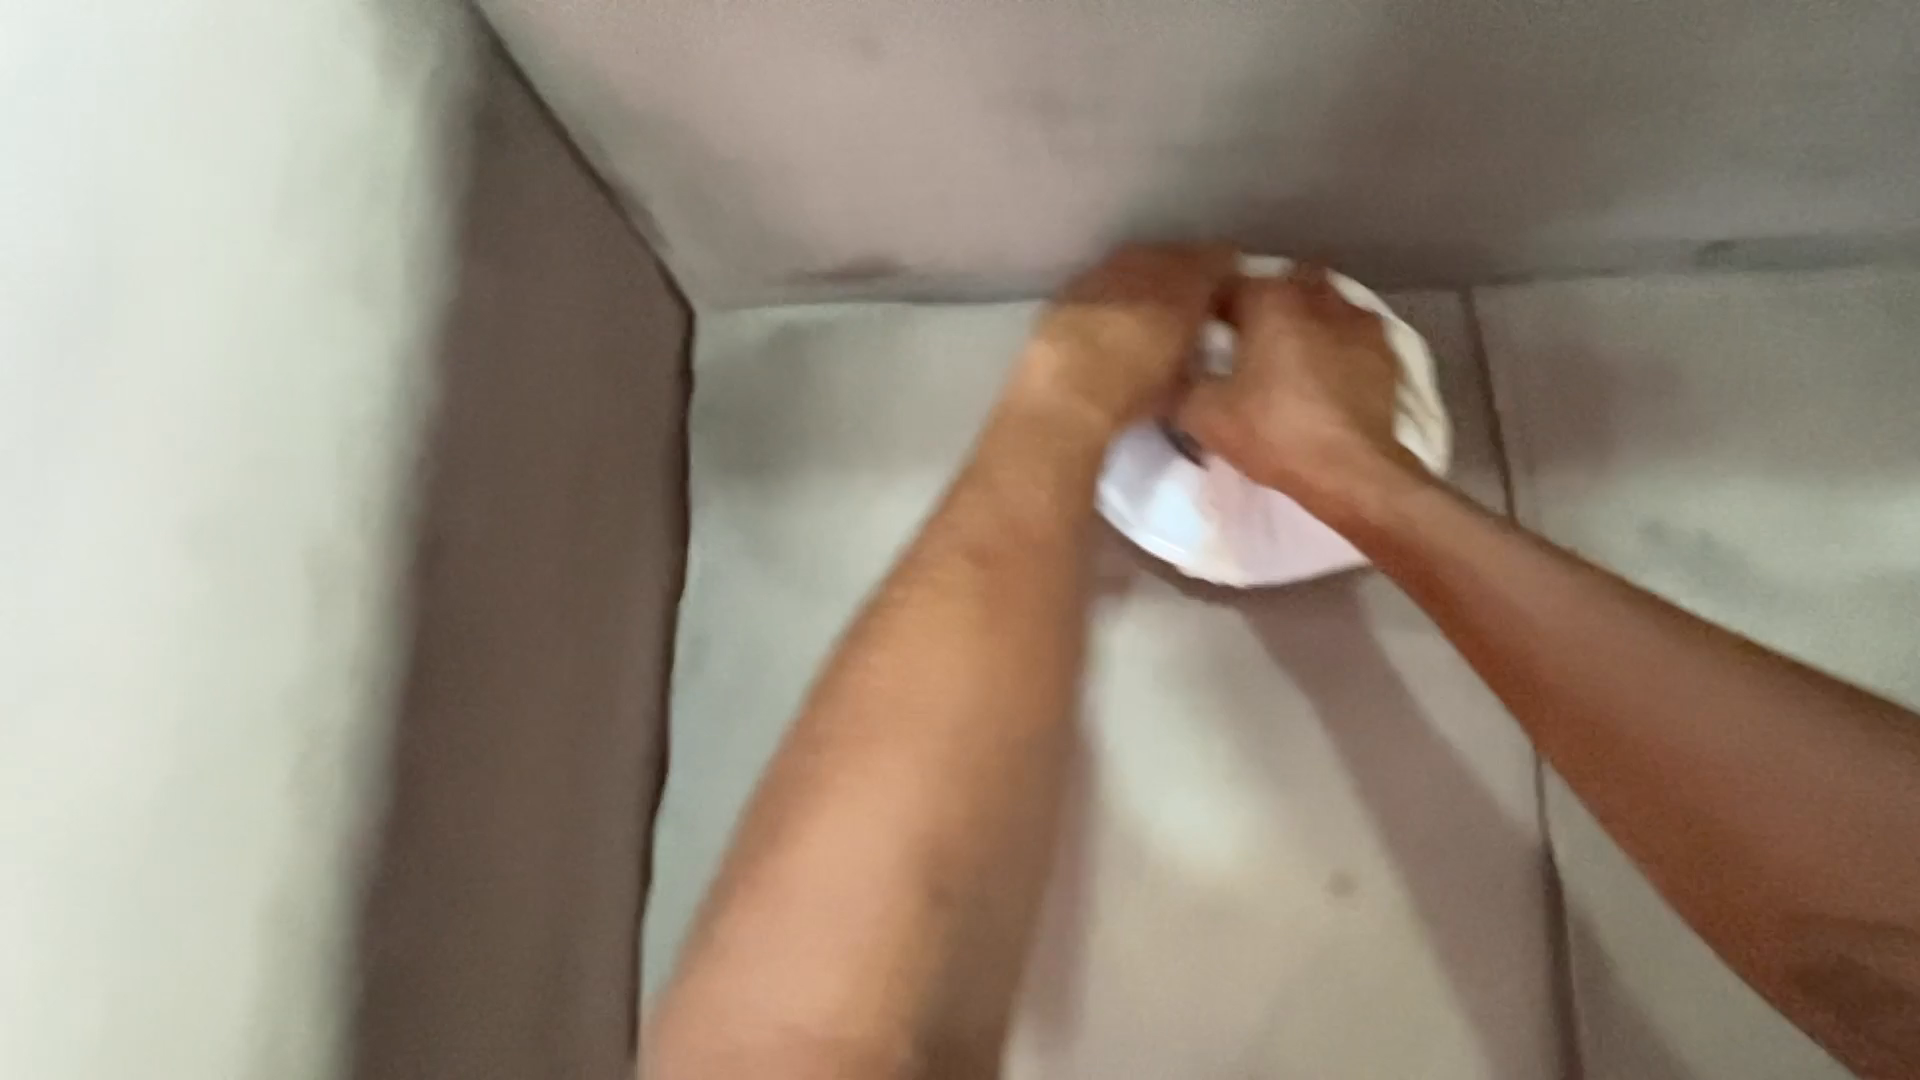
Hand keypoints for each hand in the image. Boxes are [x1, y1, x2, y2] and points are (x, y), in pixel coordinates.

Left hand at [1013, 243, 1236, 434]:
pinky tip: (1101, 326)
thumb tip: (1196, 351)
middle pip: (1176, 257)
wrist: (1067, 390)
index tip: (1222, 303)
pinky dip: (1105, 299)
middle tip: (1181, 313)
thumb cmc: (1137, 387)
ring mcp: (1106, 269)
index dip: (1224, 280)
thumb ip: (1197, 353)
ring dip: (1141, 286)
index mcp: (1190, 278)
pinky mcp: (1070, 287)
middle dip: (1182, 279)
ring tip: (1139, 320)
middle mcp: (1149, 260)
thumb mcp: (1184, 379)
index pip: (1221, 258)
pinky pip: (1099, 284)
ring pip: (1135, 265)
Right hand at [1178, 264, 1428, 512]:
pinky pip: (1349, 334)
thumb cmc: (1271, 433)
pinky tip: (1323, 374)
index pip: (1227, 285)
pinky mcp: (1386, 350)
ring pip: (1321, 304)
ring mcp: (1358, 320)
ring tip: (1286, 357)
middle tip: (1244, 342)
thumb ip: (1179, 383)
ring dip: (1302, 321)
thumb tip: (1168, 372)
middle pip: (1280, 286)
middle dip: (1262, 306)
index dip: (1210, 309)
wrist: (1349, 470)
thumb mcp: (1202, 415)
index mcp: (1269, 300)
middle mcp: (1316, 297)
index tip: (1201, 336)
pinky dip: (1334, 344)